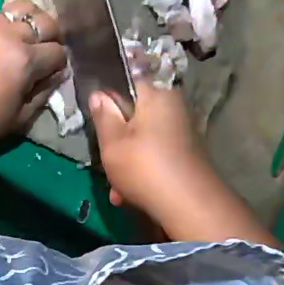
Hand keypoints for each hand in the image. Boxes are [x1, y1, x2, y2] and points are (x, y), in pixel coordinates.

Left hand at [0, 1, 68, 148]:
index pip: (58, 52)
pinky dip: (12, 23)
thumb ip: (44, 92)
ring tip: (30, 39)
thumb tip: (56, 74)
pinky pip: (3, 15)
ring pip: (25, 8)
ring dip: (34, 22)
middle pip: (47, 22)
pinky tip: (8, 41)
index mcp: (26, 60)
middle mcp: (11, 36)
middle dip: (53, 38)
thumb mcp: (21, 117)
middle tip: (46, 54)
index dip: (60, 64)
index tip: (53, 74)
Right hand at [88, 80, 219, 216]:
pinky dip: (141, 171)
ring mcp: (181, 132)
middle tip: (104, 158)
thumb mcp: (112, 142)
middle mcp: (173, 108)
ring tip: (116, 189)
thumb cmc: (144, 166)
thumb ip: (103, 115)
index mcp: (156, 95)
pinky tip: (128, 195)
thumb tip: (99, 93)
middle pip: (134, 114)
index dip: (108, 93)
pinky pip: (154, 155)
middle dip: (116, 137)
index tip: (95, 112)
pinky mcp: (184, 154)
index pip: (129, 79)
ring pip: (142, 139)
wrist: (188, 205)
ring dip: (125, 161)